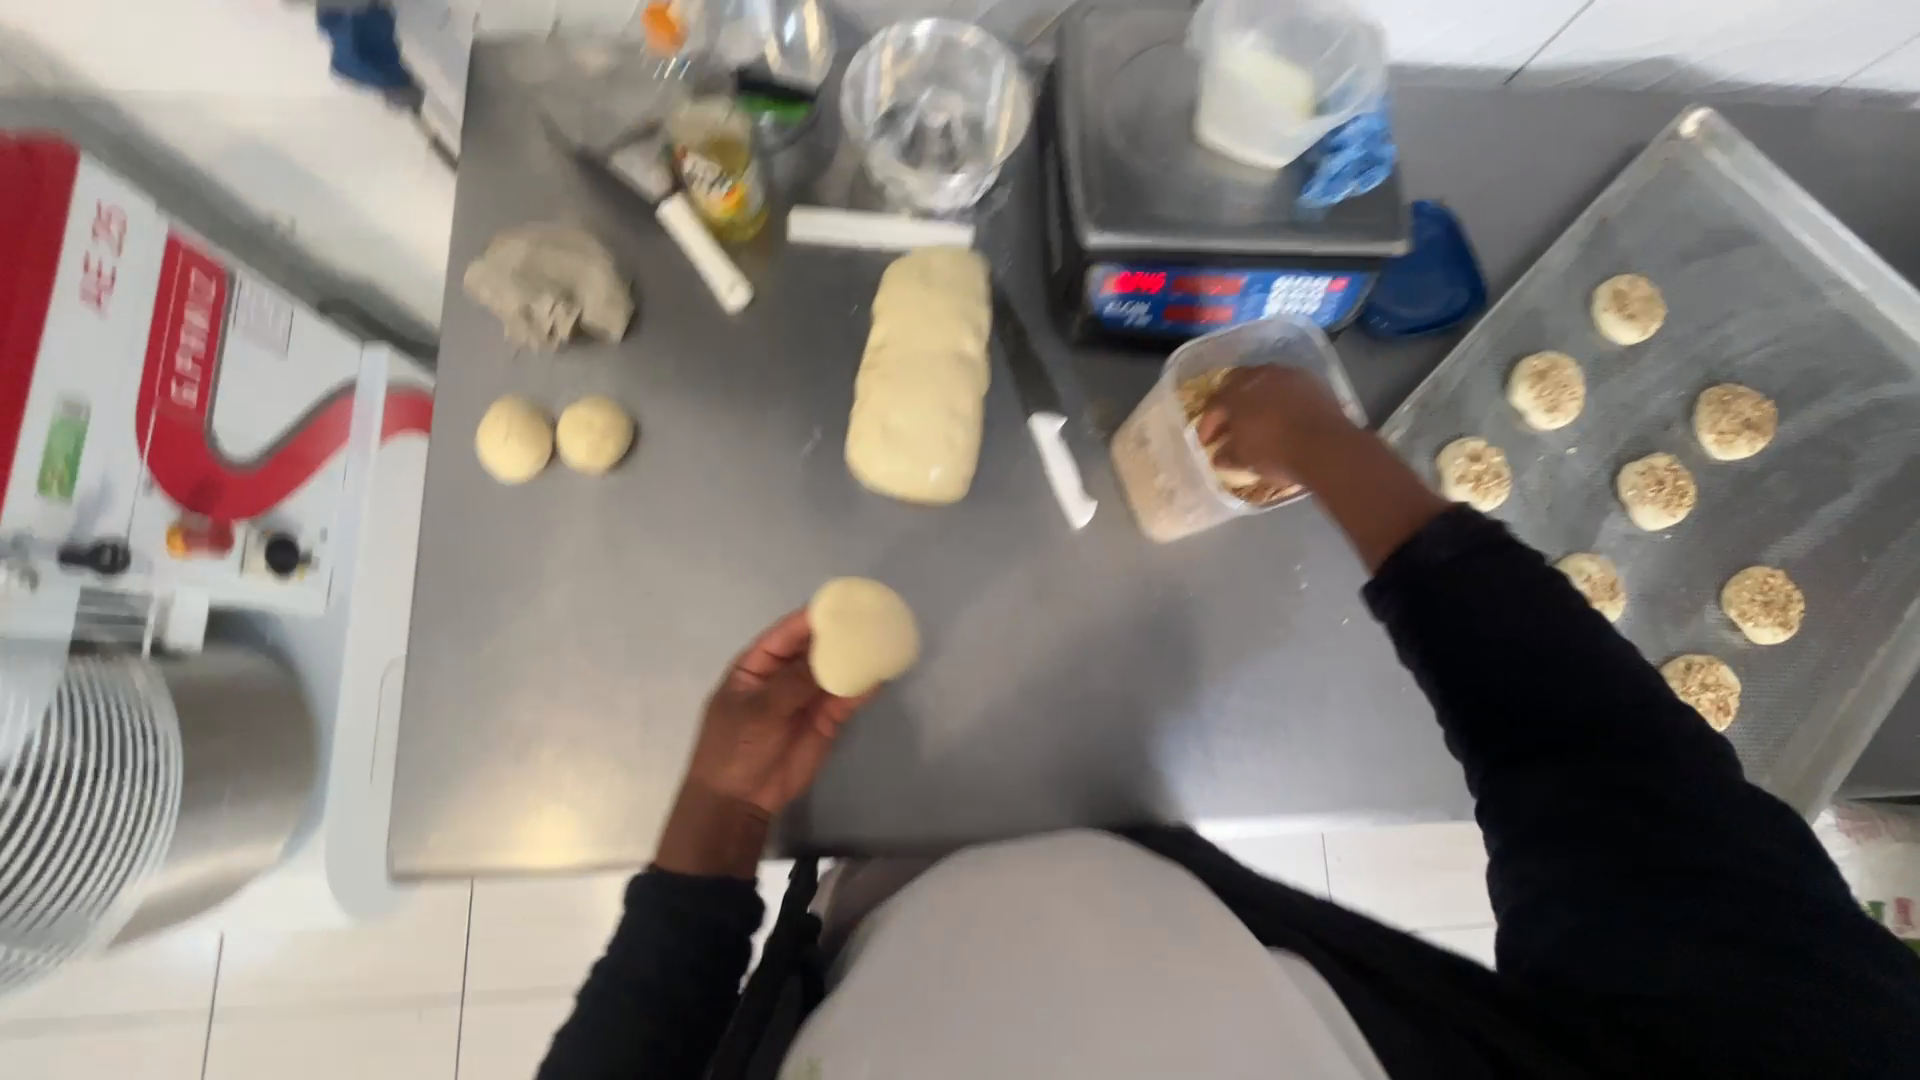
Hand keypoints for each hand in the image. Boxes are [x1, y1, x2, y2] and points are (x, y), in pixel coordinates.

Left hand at [655, 610, 870, 877]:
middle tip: (873, 620)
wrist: (738, 801)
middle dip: (842, 635)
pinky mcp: (826, 720)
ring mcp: (807, 697)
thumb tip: (832, 654)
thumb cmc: (734, 747)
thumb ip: (796, 681)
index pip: (789, 632)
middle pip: (818, 648)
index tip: (844, 604)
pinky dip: (862, 687)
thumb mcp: (759, 710)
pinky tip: (880, 676)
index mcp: (759, 664)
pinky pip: (846, 698)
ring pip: (836, 671)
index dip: (815, 616)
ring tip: (884, 643)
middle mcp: (785, 675)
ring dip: (857, 659)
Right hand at [1194, 365, 1361, 487]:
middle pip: (1237, 384)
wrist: (1325, 447)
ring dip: (1257, 398)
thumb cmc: (1275, 451)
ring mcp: (1289, 375)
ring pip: (1264, 382)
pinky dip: (1280, 400)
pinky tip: (1281, 416)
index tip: (1207, 442)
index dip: (1207, 425)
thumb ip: (1227, 453)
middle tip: (1228, 421)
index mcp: (1235, 393)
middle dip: (1230, 403)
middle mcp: (1260, 375)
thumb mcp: (1243, 459)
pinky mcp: (1313, 382)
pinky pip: (1288, 388)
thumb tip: (1219, 455)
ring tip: (1256, 417)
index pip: (1213, 405)